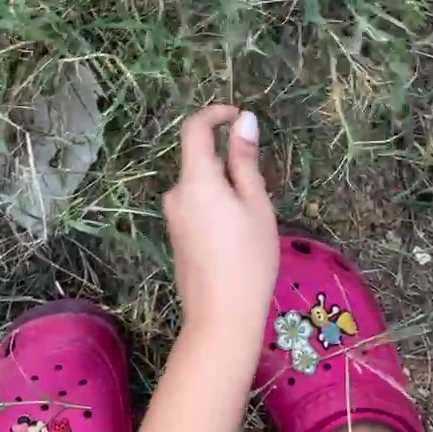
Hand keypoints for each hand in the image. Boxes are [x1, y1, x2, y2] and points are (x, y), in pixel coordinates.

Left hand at [165, 105, 278, 343]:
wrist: (221, 317)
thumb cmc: (249, 258)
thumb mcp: (256, 204)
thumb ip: (245, 159)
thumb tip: (243, 120)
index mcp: (195, 180)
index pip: (195, 128)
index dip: (216, 114)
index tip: (239, 116)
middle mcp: (176, 192)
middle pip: (201, 160)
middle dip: (230, 164)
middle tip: (259, 196)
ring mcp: (173, 215)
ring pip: (201, 184)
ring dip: (226, 188)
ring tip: (252, 224)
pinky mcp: (176, 233)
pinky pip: (197, 204)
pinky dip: (217, 205)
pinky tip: (237, 238)